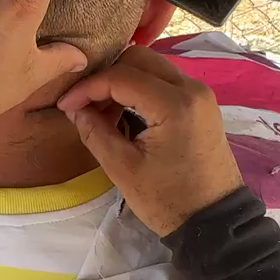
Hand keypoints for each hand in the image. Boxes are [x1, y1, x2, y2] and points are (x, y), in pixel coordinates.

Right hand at [57, 47, 246, 235]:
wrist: (214, 220)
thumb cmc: (168, 200)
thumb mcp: (122, 168)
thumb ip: (95, 132)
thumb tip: (74, 108)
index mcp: (175, 104)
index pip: (121, 77)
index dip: (87, 88)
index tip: (65, 105)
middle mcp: (192, 88)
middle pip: (139, 58)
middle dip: (106, 76)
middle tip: (84, 103)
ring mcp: (200, 94)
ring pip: (152, 66)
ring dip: (122, 80)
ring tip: (101, 110)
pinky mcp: (201, 103)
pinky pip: (164, 80)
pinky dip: (140, 88)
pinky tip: (123, 111)